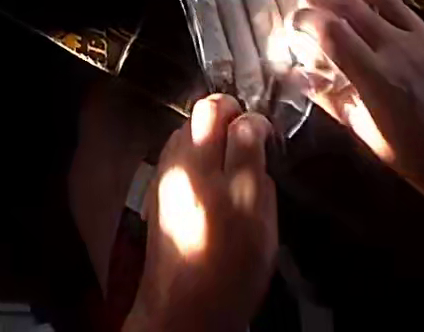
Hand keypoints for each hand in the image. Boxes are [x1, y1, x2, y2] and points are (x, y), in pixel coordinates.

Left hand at [125, 94, 276, 331]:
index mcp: (204, 164)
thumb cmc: (229, 267)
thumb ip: (254, 163)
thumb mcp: (258, 217)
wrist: (183, 314)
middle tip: (247, 138)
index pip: (226, 112)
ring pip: (189, 129)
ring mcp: (165, 174)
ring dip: (209, 130)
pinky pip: (179, 152)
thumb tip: (252, 127)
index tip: (265, 135)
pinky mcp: (157, 189)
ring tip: (229, 156)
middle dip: (227, 115)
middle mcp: (180, 162)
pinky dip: (195, 149)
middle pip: (202, 112)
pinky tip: (210, 174)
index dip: (251, 118)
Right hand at [294, 0, 423, 216]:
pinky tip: (362, 7)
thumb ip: (330, 99)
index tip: (293, 25)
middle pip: (348, 5)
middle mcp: (397, 50)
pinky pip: (399, 6)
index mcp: (378, 79)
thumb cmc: (418, 162)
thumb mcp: (366, 135)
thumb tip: (297, 75)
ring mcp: (419, 40)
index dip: (306, 21)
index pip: (331, 32)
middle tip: (302, 4)